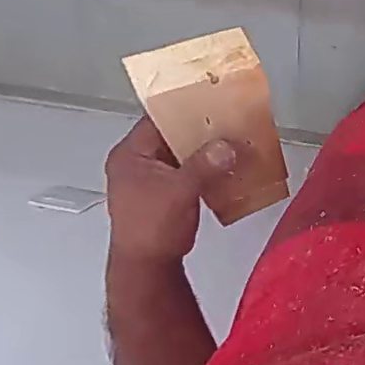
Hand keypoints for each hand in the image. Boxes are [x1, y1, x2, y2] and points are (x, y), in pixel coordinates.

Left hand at [104, 117, 236, 266]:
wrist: (148, 265)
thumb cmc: (151, 228)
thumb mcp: (181, 190)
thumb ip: (205, 164)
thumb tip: (226, 146)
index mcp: (130, 156)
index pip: (156, 120)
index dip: (183, 108)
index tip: (209, 99)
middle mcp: (138, 164)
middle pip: (173, 136)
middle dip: (201, 131)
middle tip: (229, 121)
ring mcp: (152, 179)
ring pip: (184, 154)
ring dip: (207, 151)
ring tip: (233, 143)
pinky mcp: (166, 193)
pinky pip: (190, 171)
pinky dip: (208, 168)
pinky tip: (228, 167)